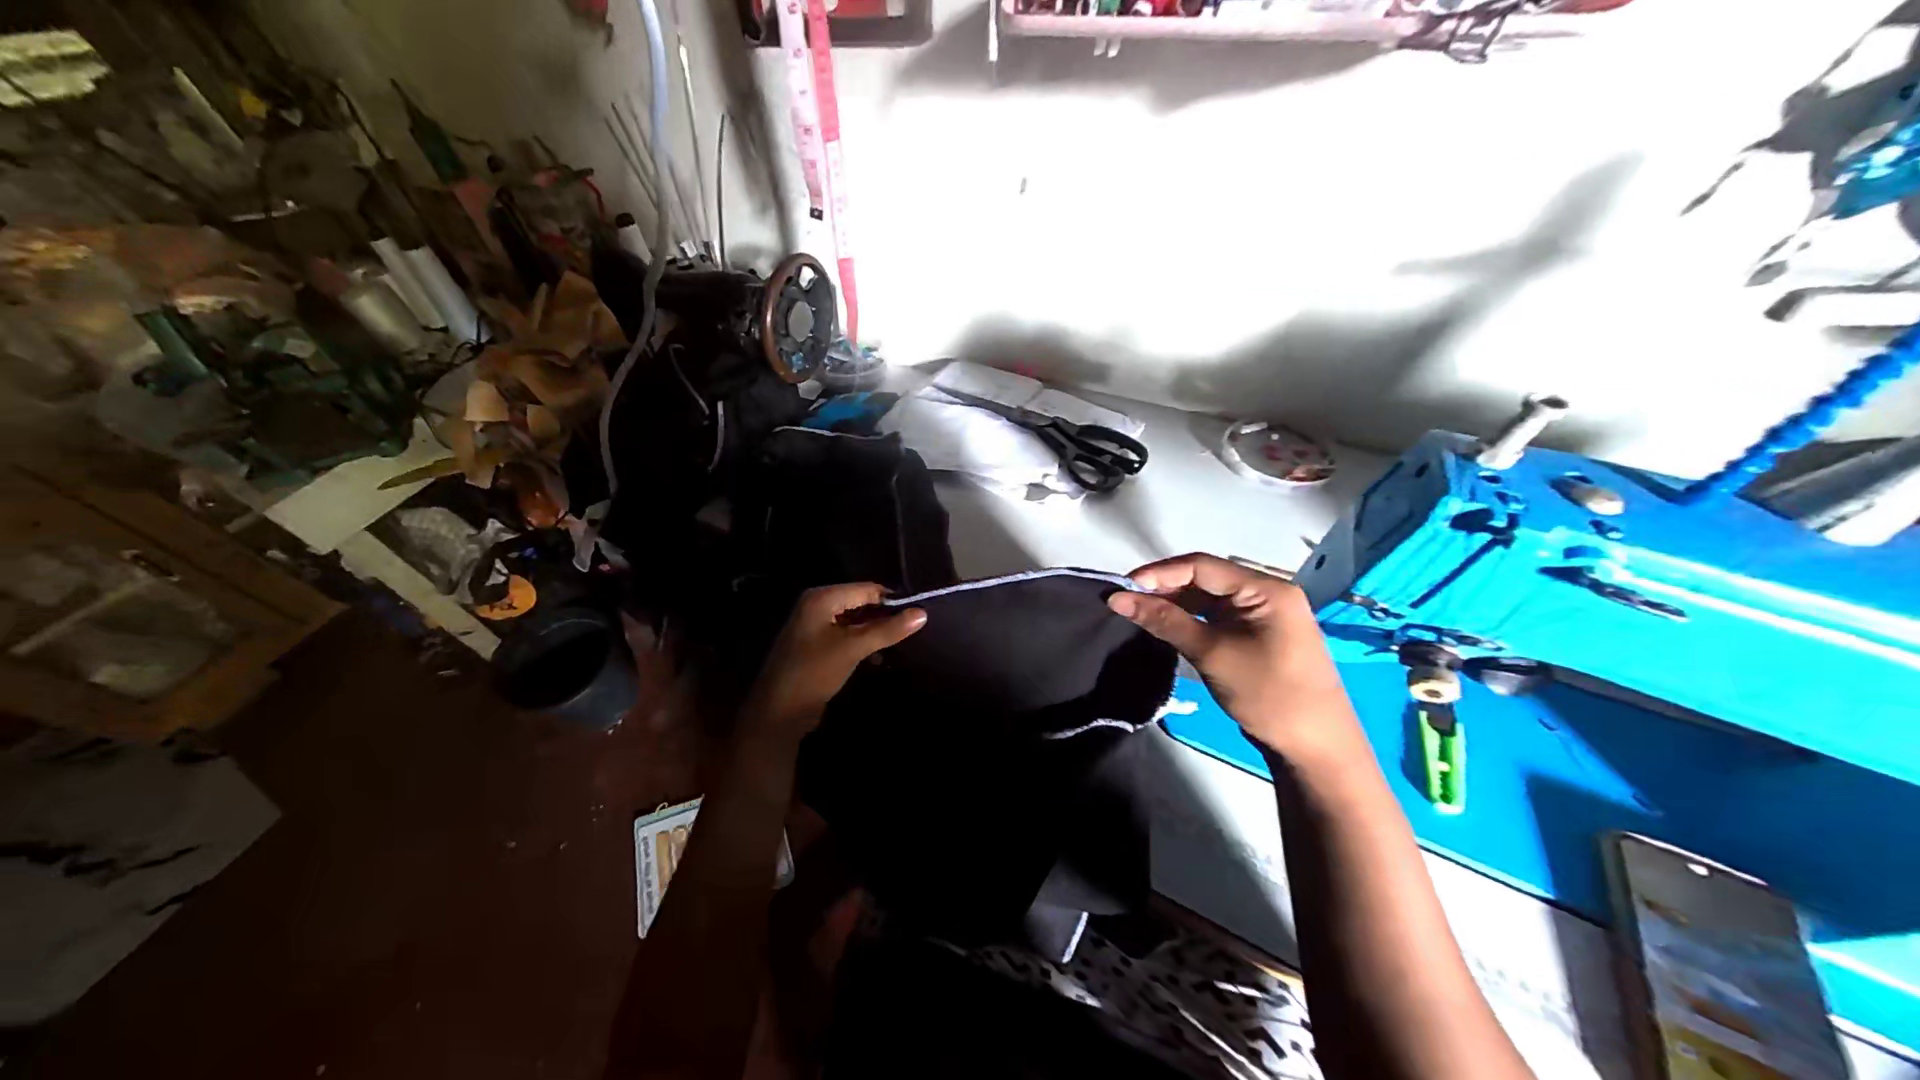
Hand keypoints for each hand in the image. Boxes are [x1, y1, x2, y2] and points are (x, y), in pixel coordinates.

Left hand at [744, 583, 926, 739]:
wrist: (778, 712)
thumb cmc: (814, 672)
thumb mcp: (853, 648)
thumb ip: (887, 630)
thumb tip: (922, 613)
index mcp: (822, 598)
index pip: (867, 589)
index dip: (892, 600)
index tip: (918, 615)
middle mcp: (816, 606)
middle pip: (860, 603)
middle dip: (884, 617)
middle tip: (911, 631)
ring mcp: (815, 627)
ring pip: (855, 622)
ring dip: (875, 633)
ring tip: (899, 645)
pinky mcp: (817, 647)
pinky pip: (846, 636)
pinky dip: (863, 644)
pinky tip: (878, 657)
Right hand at [1108, 553, 1364, 763]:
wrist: (1315, 748)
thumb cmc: (1268, 694)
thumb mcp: (1212, 653)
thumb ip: (1165, 621)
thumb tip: (1118, 599)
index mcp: (1267, 589)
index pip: (1202, 565)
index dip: (1159, 573)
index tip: (1122, 588)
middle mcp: (1268, 593)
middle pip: (1206, 579)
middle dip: (1165, 588)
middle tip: (1126, 603)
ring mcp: (1264, 616)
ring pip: (1210, 599)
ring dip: (1175, 605)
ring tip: (1139, 615)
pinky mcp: (1258, 636)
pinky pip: (1218, 617)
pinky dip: (1191, 620)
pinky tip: (1167, 627)